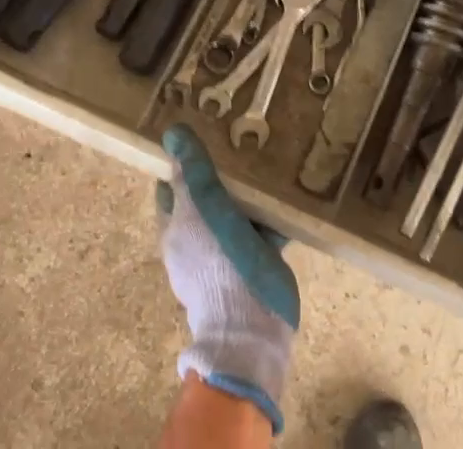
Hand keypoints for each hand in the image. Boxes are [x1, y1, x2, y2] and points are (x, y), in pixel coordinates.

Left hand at [157, 124, 297, 433]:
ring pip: (233, 218)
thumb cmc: (224, 266)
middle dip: (221, 177)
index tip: (206, 137)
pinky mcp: (250, 270)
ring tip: (272, 171)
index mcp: (176, 230)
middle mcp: (194, 244)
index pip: (172, 187)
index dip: (184, 162)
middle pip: (205, 200)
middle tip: (246, 149)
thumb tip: (173, 132)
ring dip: (248, 199)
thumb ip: (193, 175)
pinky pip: (257, 236)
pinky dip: (269, 220)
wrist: (252, 330)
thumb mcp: (207, 212)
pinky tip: (290, 206)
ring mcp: (222, 260)